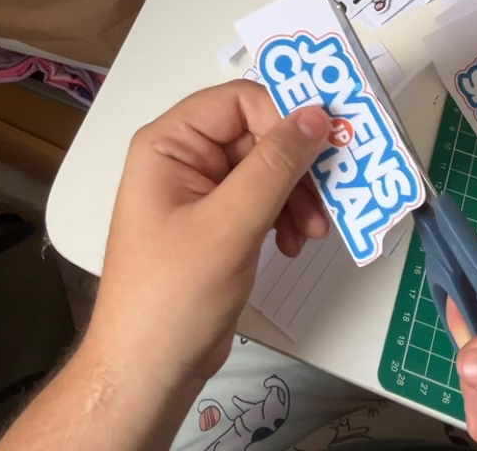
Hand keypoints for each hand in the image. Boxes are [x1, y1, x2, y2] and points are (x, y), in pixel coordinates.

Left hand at [83, 80, 331, 391]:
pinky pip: (262, 197)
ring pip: (266, 167)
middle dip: (295, 166)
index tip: (322, 145)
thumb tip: (315, 115)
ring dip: (296, 194)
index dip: (282, 117)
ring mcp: (201, 190)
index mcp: (170, 143)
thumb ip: (275, 165)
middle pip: (257, 134)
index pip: (238, 102)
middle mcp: (184, 157)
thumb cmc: (173, 297)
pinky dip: (285, 214)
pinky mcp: (217, 220)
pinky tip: (293, 243)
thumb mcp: (230, 224)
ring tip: (313, 231)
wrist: (148, 374)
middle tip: (328, 195)